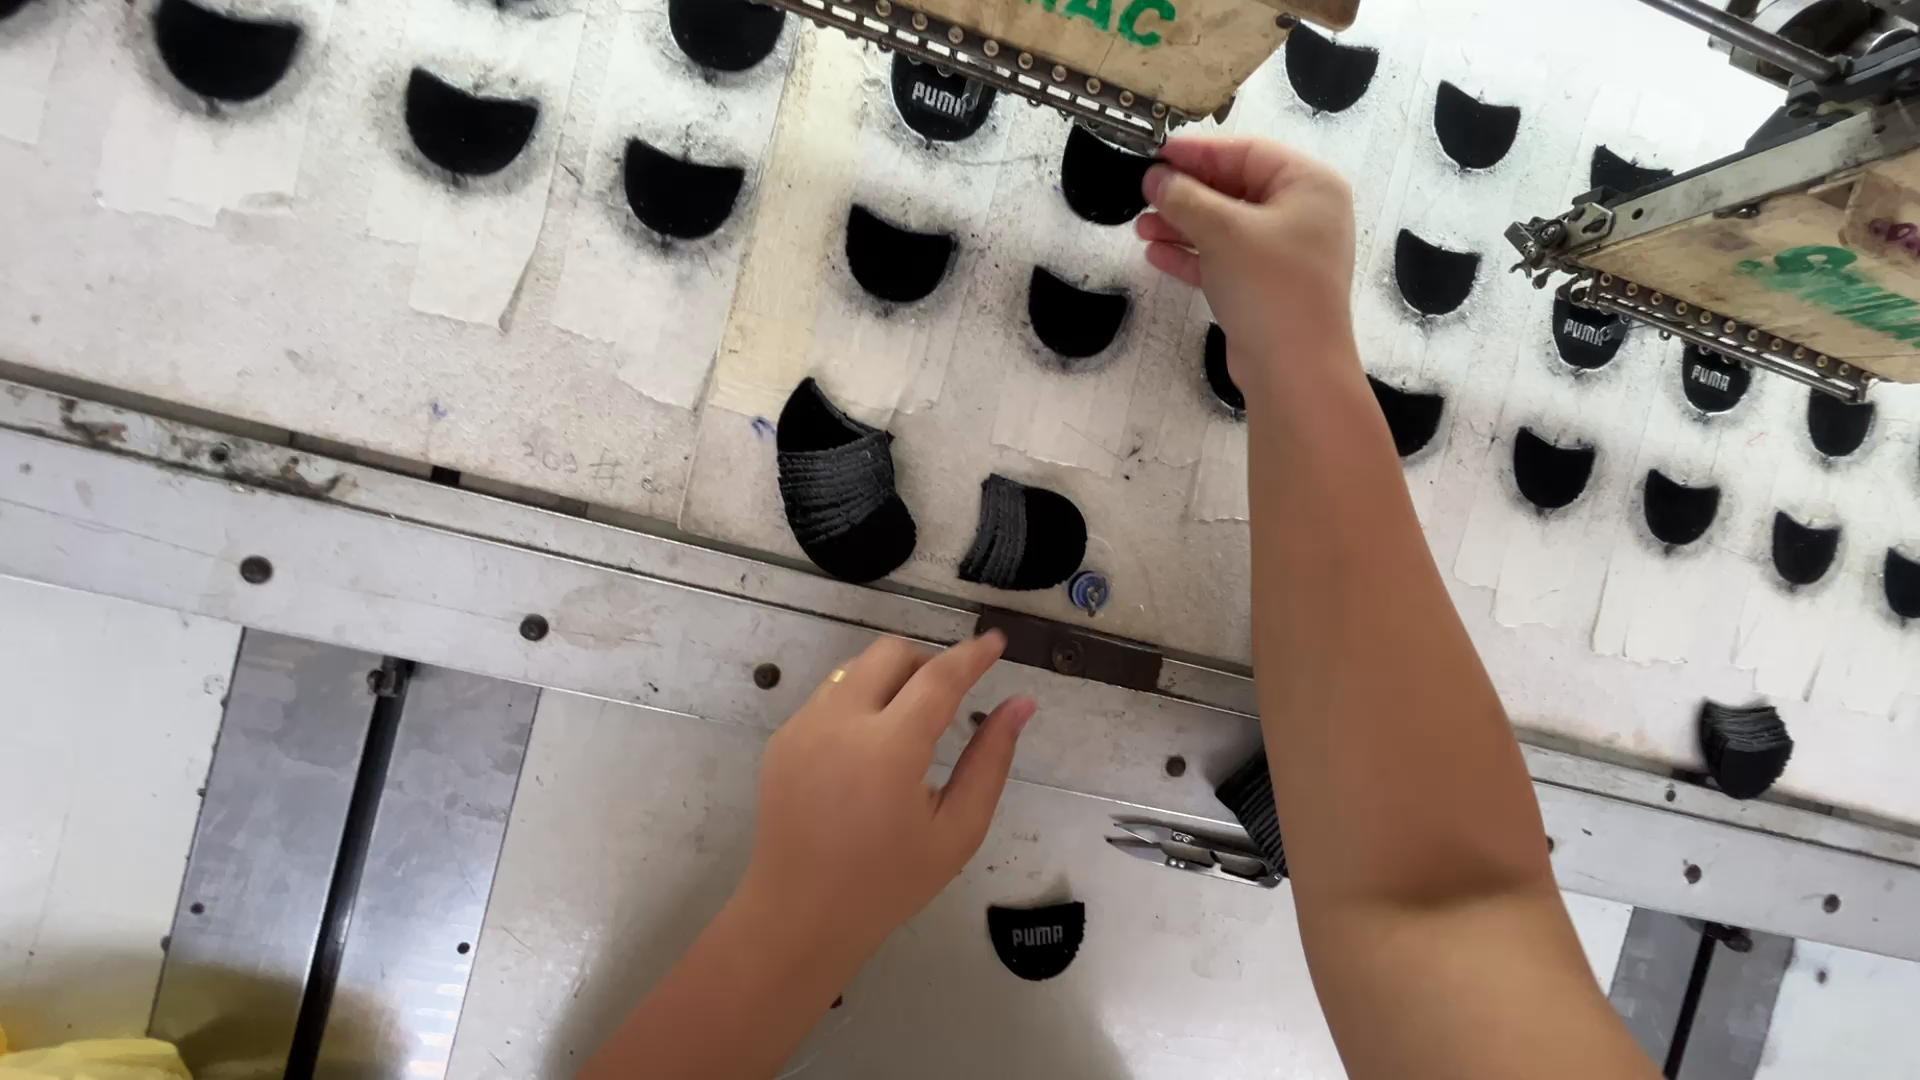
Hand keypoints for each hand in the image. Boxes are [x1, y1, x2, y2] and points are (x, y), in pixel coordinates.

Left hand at [738, 633, 1035, 956]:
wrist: (798, 916)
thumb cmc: (888, 882)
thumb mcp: (957, 830)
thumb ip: (991, 760)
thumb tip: (1020, 704)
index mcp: (889, 748)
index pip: (939, 677)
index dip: (972, 654)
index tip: (995, 641)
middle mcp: (841, 722)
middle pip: (892, 652)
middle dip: (927, 662)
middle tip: (947, 699)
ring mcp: (804, 725)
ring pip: (857, 668)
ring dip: (891, 679)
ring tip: (906, 727)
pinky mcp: (782, 737)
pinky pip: (830, 694)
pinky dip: (860, 701)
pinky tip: (865, 751)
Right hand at [1137, 136, 1358, 394]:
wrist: (1293, 367)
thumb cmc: (1269, 286)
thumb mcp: (1224, 232)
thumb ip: (1186, 200)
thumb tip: (1155, 179)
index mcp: (1308, 185)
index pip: (1246, 153)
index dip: (1198, 152)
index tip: (1156, 153)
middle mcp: (1300, 214)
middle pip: (1233, 190)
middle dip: (1185, 195)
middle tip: (1142, 193)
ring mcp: (1282, 254)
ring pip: (1224, 229)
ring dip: (1181, 227)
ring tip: (1140, 228)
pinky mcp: (1263, 287)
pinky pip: (1223, 261)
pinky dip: (1191, 257)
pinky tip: (1156, 255)